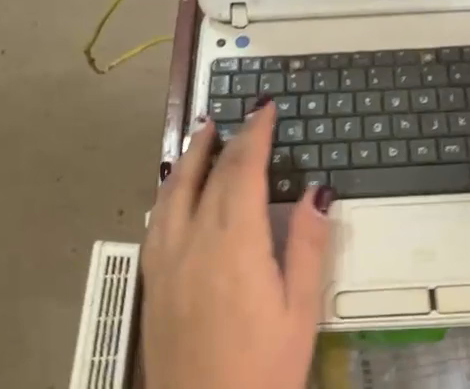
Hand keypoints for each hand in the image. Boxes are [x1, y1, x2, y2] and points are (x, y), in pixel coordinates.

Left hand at [141, 102, 331, 388]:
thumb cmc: (263, 370)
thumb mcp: (300, 313)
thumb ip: (307, 247)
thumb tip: (316, 191)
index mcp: (235, 244)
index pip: (244, 170)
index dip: (256, 134)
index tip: (265, 108)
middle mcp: (195, 241)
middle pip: (212, 176)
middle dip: (229, 139)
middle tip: (241, 114)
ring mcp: (167, 261)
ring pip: (176, 191)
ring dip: (191, 156)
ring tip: (203, 131)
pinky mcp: (152, 281)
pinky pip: (157, 219)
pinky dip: (169, 189)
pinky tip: (173, 187)